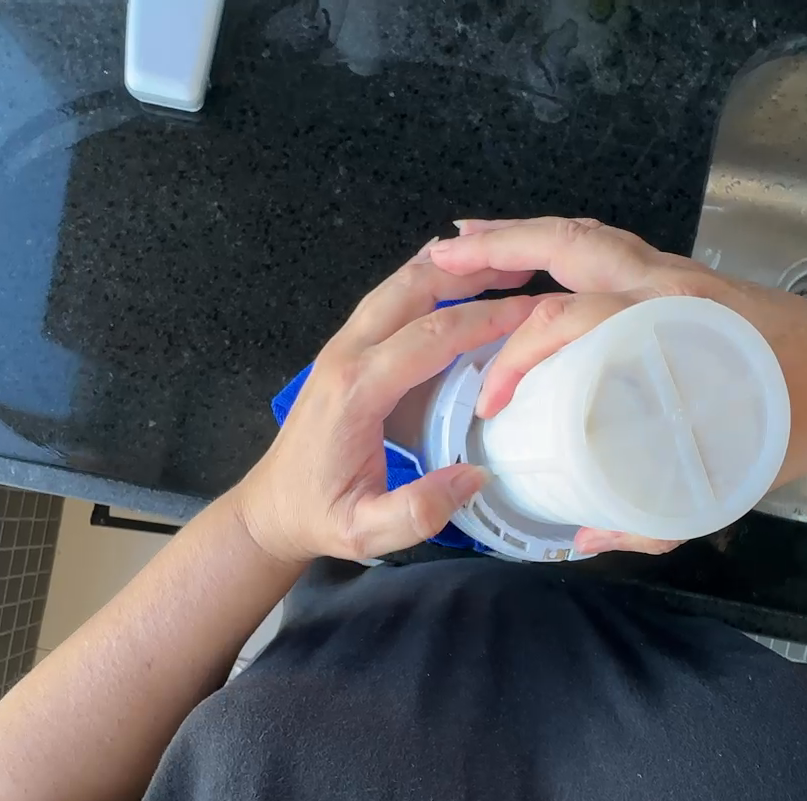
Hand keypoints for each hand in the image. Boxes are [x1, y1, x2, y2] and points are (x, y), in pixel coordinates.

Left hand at [230, 243, 541, 563]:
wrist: (270, 507)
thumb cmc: (316, 516)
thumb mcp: (365, 531)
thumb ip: (418, 511)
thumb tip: (475, 475)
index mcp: (356, 391)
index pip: (431, 336)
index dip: (487, 320)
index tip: (535, 313)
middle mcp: (345, 356)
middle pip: (412, 288)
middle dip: (472, 271)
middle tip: (526, 266)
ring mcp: (340, 349)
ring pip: (398, 287)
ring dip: (450, 270)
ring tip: (502, 263)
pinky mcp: (344, 354)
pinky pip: (389, 303)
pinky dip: (427, 284)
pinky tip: (456, 281)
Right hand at [429, 217, 806, 552]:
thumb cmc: (795, 435)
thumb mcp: (720, 493)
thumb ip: (649, 522)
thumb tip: (581, 537)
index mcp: (679, 330)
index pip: (576, 323)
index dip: (520, 359)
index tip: (493, 405)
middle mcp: (673, 288)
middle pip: (572, 246)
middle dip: (499, 249)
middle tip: (441, 259)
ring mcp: (678, 276)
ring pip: (588, 238)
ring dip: (524, 237)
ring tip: (469, 245)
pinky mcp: (682, 281)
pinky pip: (608, 253)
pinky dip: (560, 249)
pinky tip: (533, 263)